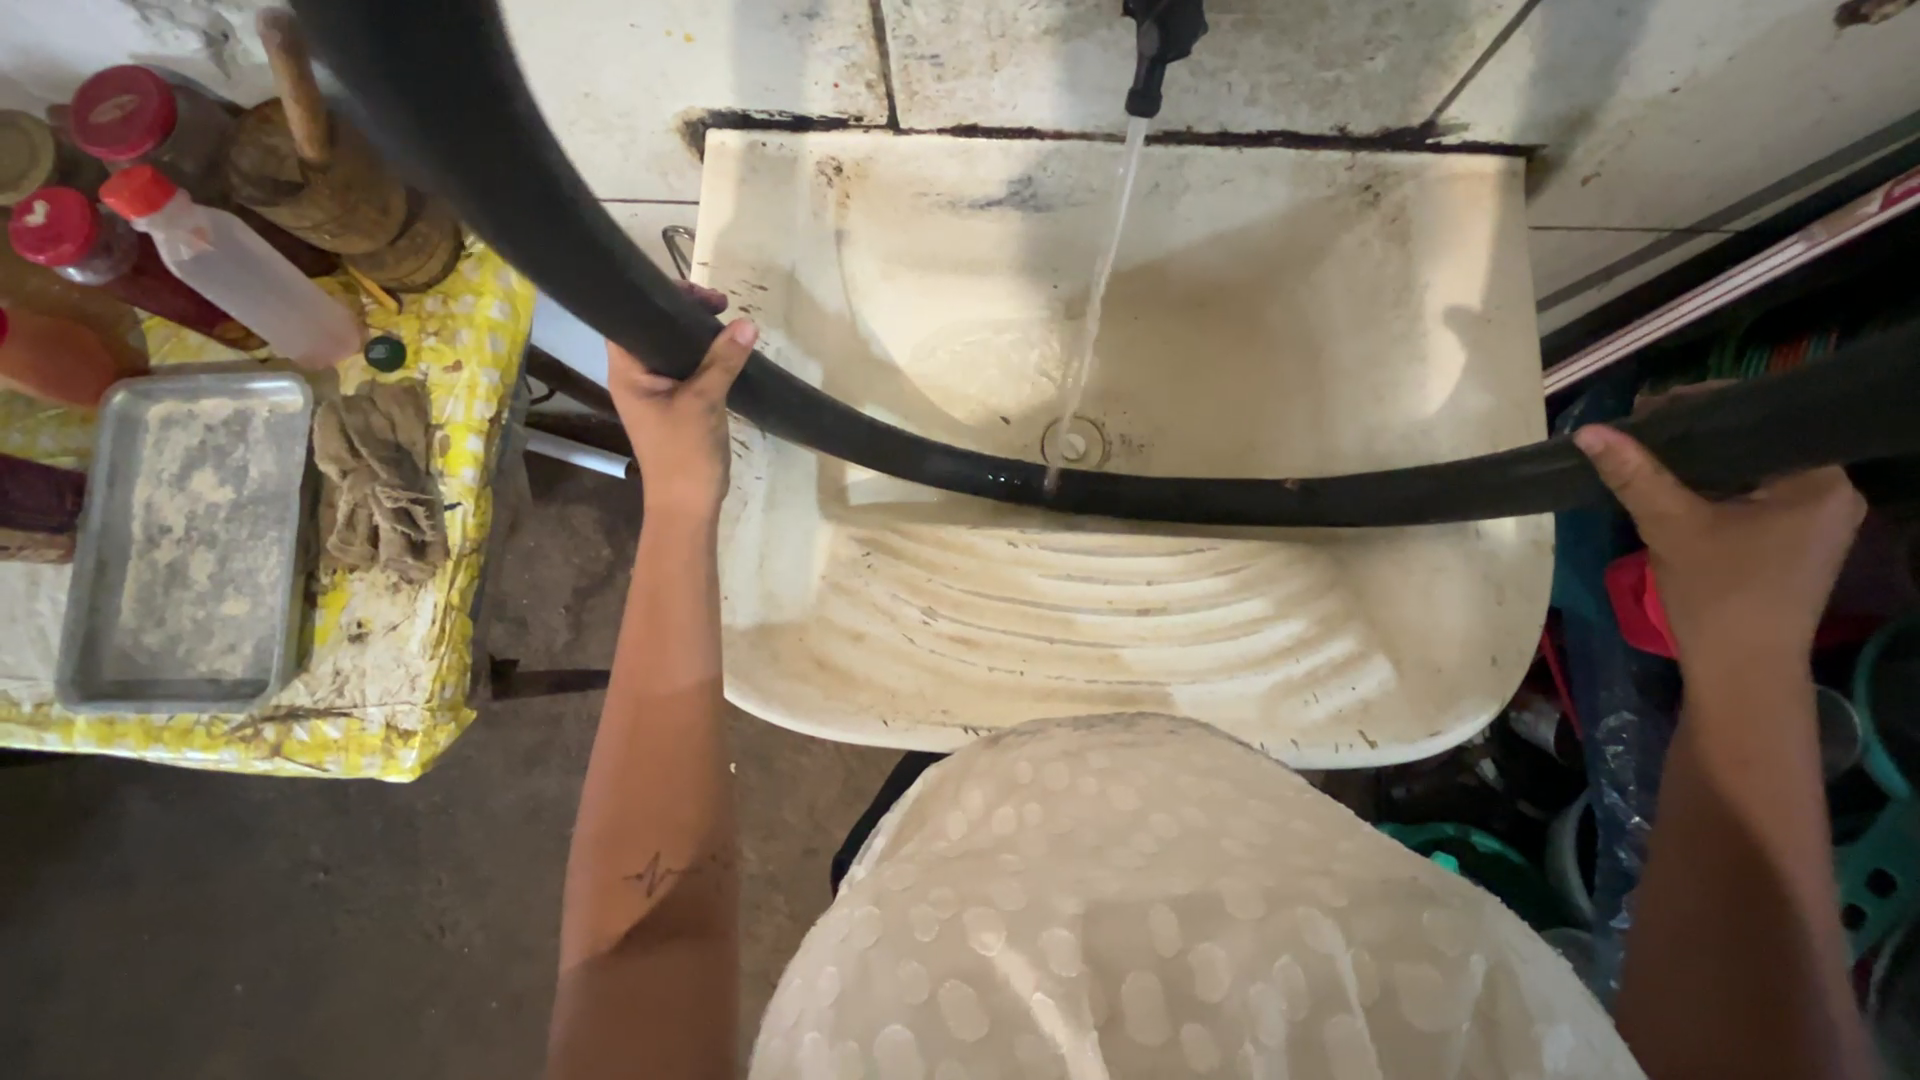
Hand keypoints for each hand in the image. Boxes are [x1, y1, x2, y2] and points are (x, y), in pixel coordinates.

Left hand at [606, 284, 756, 518]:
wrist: (688, 506)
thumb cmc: (683, 453)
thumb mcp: (704, 402)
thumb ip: (724, 360)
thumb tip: (748, 324)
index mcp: (627, 372)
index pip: (630, 317)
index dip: (658, 297)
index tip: (697, 294)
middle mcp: (636, 377)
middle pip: (654, 328)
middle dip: (685, 311)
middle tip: (720, 305)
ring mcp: (658, 392)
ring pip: (675, 349)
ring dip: (699, 335)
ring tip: (729, 322)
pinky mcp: (678, 405)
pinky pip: (690, 369)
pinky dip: (707, 357)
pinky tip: (730, 350)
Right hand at [1574, 424, 1864, 668]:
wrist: (1740, 668)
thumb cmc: (1719, 593)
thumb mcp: (1670, 525)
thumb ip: (1634, 474)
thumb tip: (1589, 431)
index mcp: (1819, 480)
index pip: (1759, 420)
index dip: (1699, 408)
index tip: (1644, 411)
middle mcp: (1827, 492)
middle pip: (1751, 446)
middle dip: (1690, 438)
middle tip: (1634, 433)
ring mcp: (1810, 520)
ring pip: (1743, 473)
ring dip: (1693, 466)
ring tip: (1641, 457)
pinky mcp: (1787, 542)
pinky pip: (1743, 498)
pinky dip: (1705, 491)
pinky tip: (1665, 491)